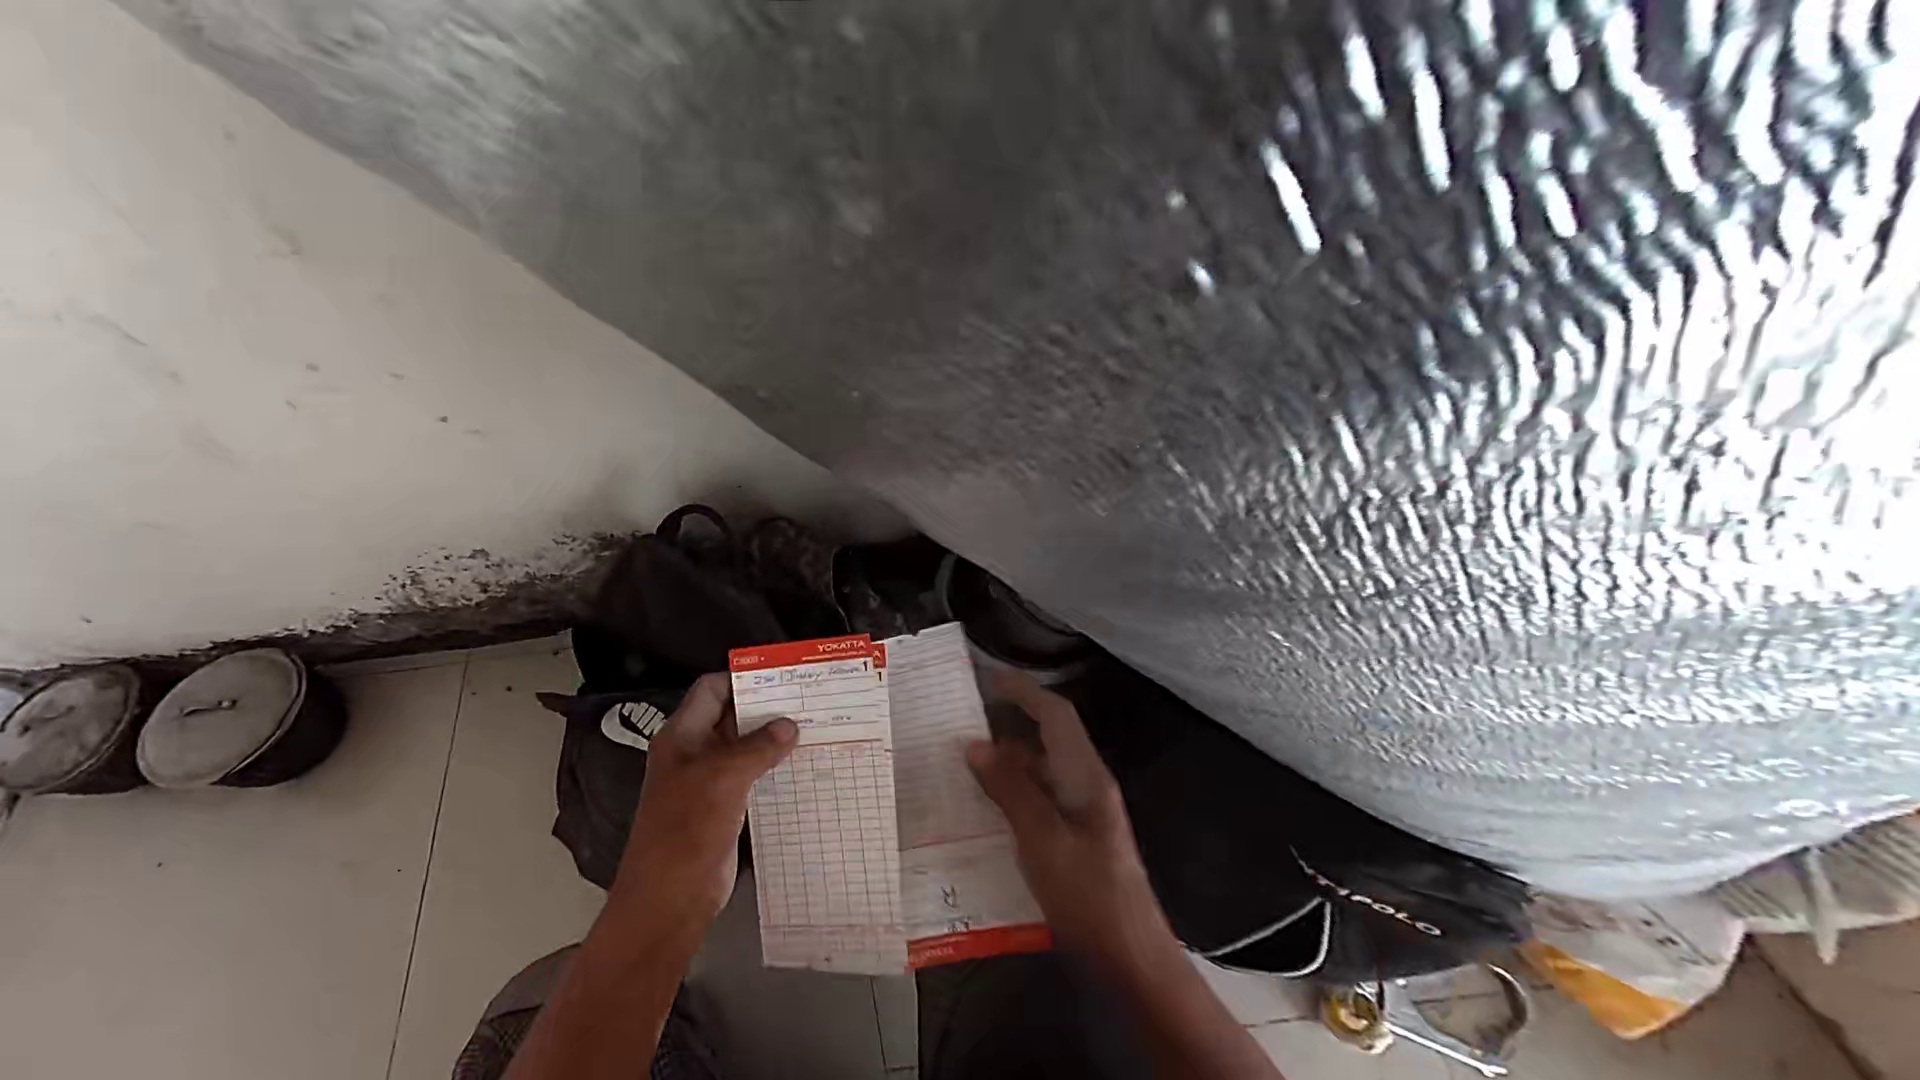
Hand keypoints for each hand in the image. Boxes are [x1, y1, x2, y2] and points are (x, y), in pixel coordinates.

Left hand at [615, 673, 797, 937]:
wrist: (668, 898)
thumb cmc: (687, 828)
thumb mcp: (723, 777)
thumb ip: (758, 747)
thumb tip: (790, 726)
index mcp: (682, 735)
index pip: (711, 689)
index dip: (742, 678)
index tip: (782, 676)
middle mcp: (694, 752)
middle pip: (731, 715)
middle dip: (766, 707)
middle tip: (807, 699)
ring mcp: (708, 780)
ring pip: (744, 746)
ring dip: (774, 738)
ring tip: (813, 727)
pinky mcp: (723, 805)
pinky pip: (752, 774)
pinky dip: (774, 766)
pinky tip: (802, 764)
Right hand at [967, 671, 1176, 975]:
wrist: (1130, 958)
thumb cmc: (1089, 895)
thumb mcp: (1043, 841)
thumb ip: (1011, 791)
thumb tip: (976, 746)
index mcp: (1085, 776)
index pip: (1056, 716)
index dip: (1025, 692)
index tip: (991, 678)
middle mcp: (1085, 786)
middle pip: (1046, 741)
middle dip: (1007, 728)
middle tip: (961, 727)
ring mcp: (1081, 813)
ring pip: (1039, 773)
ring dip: (1006, 765)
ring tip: (961, 766)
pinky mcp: (1074, 838)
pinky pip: (1038, 801)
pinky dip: (1011, 796)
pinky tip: (982, 811)